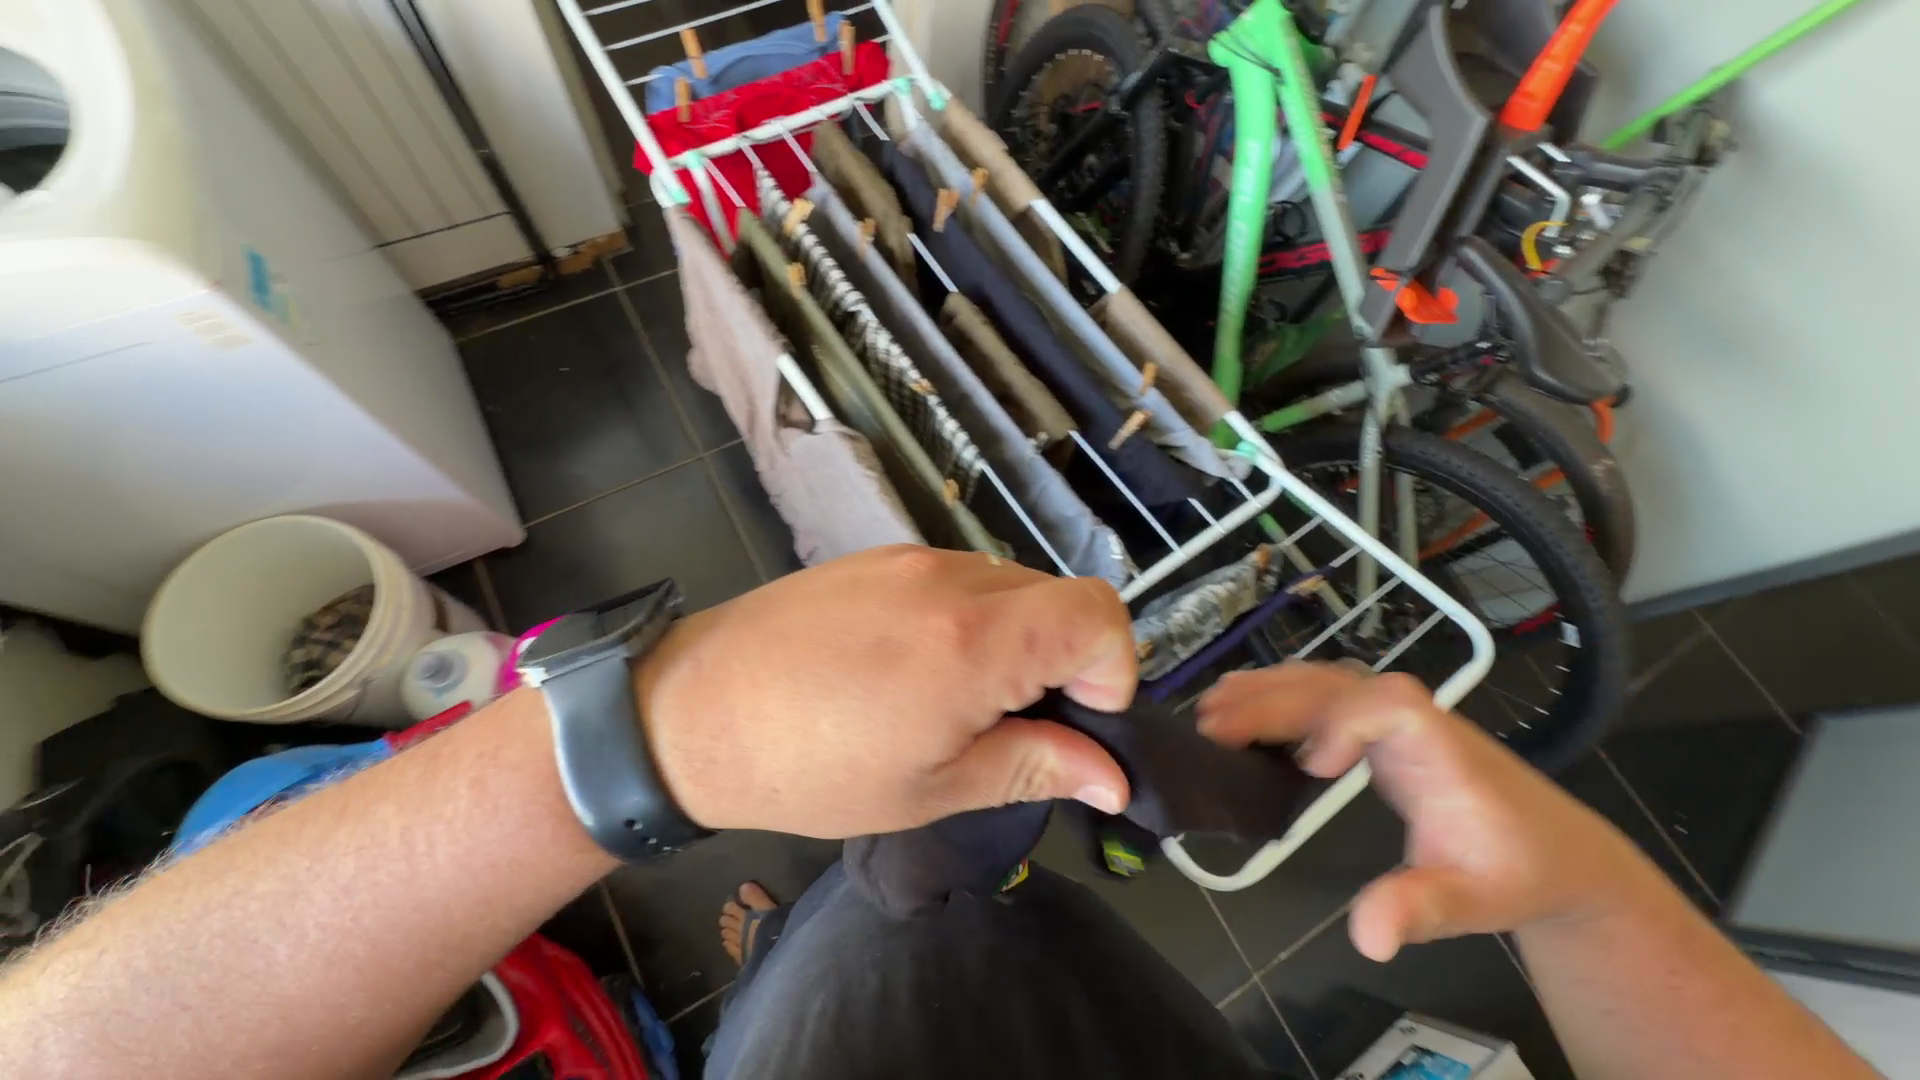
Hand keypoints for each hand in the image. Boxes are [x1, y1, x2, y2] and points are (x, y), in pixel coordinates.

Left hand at [634, 546, 1136, 837]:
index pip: (1100, 612)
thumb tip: (1112, 776)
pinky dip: (968, 620)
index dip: (1110, 669)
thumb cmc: (811, 769)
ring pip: (1010, 587)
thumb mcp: (931, 789)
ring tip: (952, 699)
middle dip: (1060, 663)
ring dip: (1012, 641)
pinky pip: (958, 579)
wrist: (689, 712)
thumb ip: (1034, 767)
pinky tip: (911, 666)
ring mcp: (911, 558)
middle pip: (1058, 599)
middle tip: (1009, 724)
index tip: (1072, 721)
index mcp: (975, 640)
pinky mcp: (879, 557)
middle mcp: (952, 578)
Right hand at [1197, 664, 1665, 961]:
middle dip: (1270, 701)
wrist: (1551, 846)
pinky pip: (1319, 691)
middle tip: (1210, 728)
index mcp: (1438, 747)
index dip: (1343, 724)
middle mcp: (1410, 715)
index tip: (1311, 769)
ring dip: (1262, 690)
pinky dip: (1275, 694)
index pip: (1390, 706)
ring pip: (1319, 679)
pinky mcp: (1374, 718)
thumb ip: (1418, 910)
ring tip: (1210, 710)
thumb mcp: (1471, 902)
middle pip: (1333, 684)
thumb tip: (1366, 938)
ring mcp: (1390, 711)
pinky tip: (1240, 705)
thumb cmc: (1511, 869)